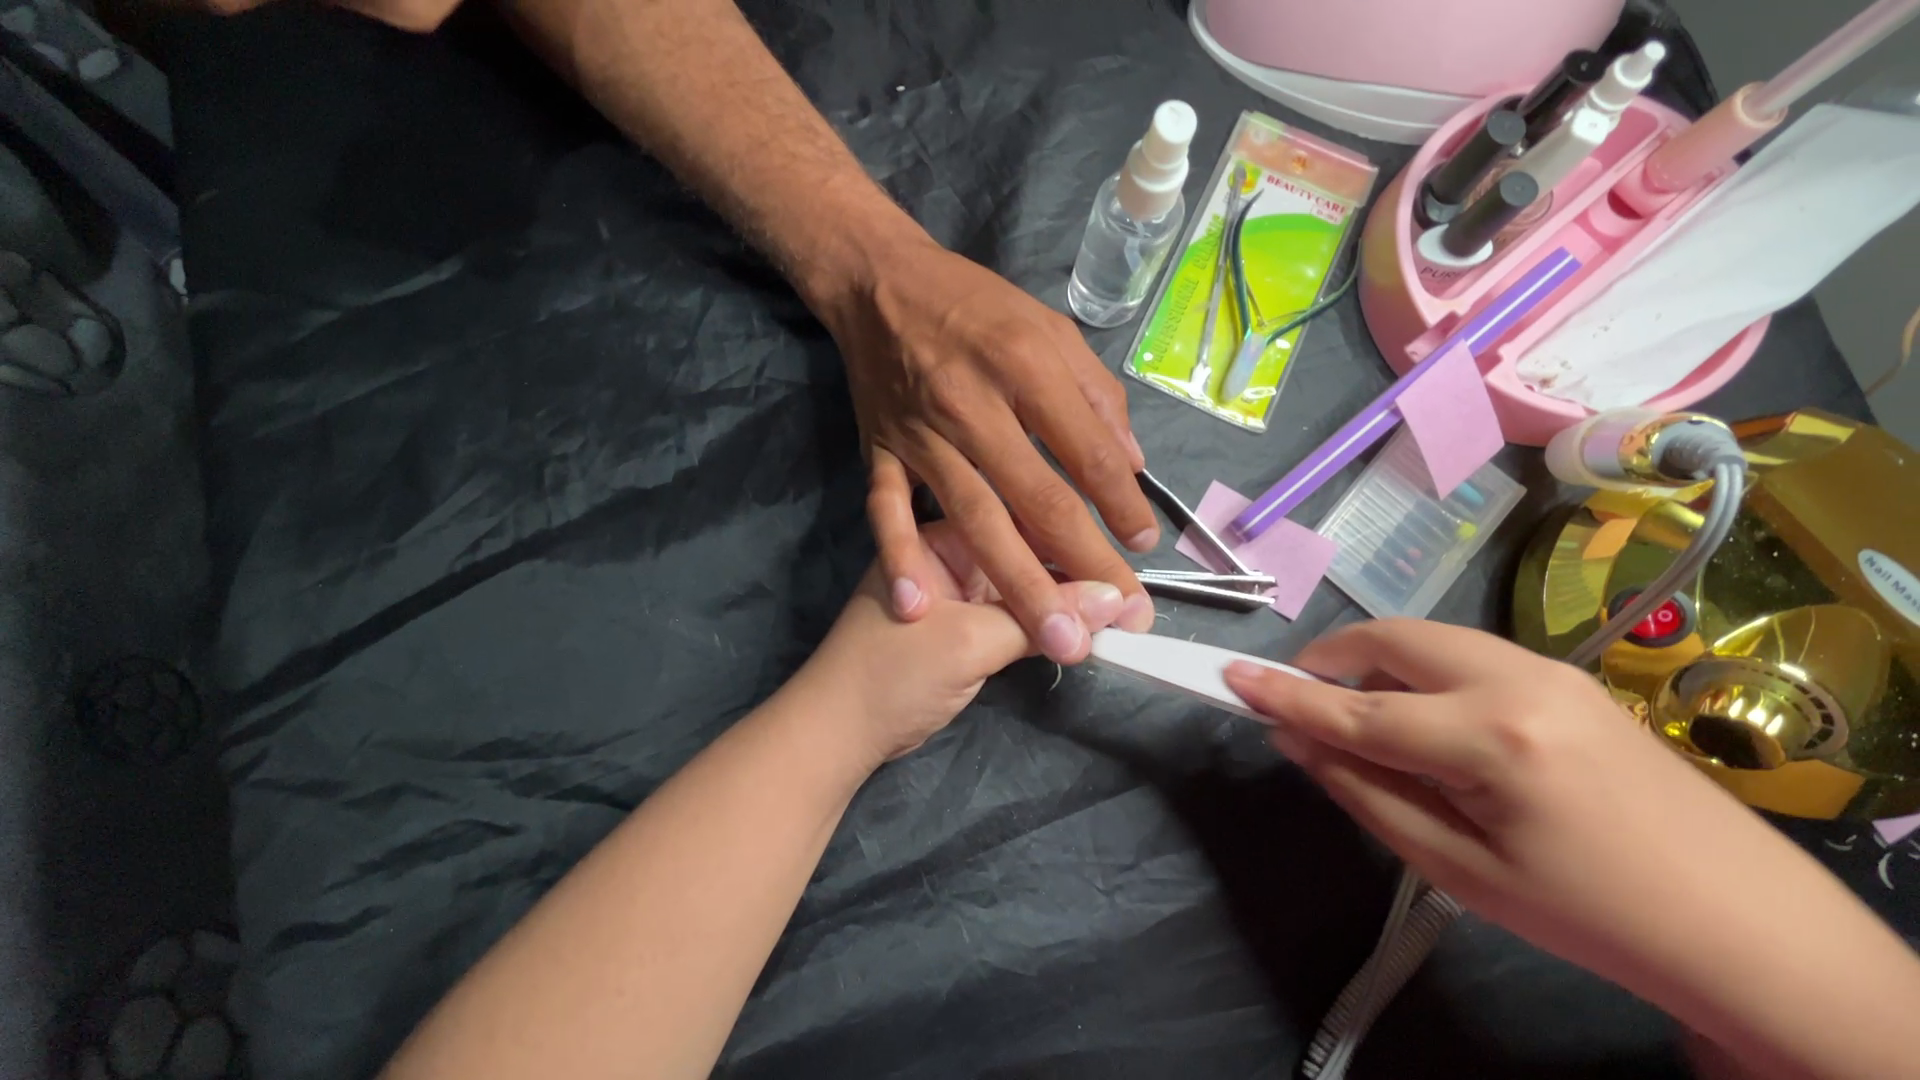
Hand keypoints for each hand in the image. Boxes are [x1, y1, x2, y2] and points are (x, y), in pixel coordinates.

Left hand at [804, 523, 1125, 767]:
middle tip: (1138, 606)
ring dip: (1069, 606)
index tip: (1131, 573)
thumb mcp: (969, 643)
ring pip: (1027, 588)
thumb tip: (1115, 603)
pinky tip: (1087, 632)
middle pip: (1030, 555)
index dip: (1077, 547)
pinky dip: (1048, 626)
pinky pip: (1018, 616)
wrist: (838, 733)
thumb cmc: (891, 672)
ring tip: (1124, 620)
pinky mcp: (965, 629)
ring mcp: (960, 593)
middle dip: (1081, 579)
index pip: (1022, 524)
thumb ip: (1040, 621)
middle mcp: (955, 554)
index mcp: (945, 536)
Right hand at [816, 235, 1159, 663]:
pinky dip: (900, 558)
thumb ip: (1095, 394)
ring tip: (1056, 640)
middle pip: (1038, 500)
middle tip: (1120, 622)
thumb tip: (1130, 465)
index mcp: (1025, 366)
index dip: (1122, 504)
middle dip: (1084, 565)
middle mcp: (975, 407)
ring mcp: (923, 436)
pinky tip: (919, 608)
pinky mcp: (882, 453)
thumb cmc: (975, 304)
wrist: (879, 284)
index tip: (1143, 544)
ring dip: (1019, 585)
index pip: (1086, 451)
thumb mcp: (1049, 326)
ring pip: (976, 520)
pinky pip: (889, 511)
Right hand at [1221, 620, 1798, 981]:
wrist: (1744, 925)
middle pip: (1391, 641)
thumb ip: (1364, 791)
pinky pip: (1466, 654)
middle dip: (1332, 659)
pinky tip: (1421, 714)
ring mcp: (1550, 669)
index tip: (1230, 677)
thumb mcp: (1455, 869)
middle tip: (1299, 700)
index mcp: (1490, 738)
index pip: (1357, 710)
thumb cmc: (1585, 913)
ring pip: (1428, 638)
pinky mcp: (1568, 676)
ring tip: (1354, 708)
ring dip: (1376, 661)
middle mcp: (1517, 680)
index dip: (1286, 696)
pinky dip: (1420, 669)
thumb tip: (1296, 741)